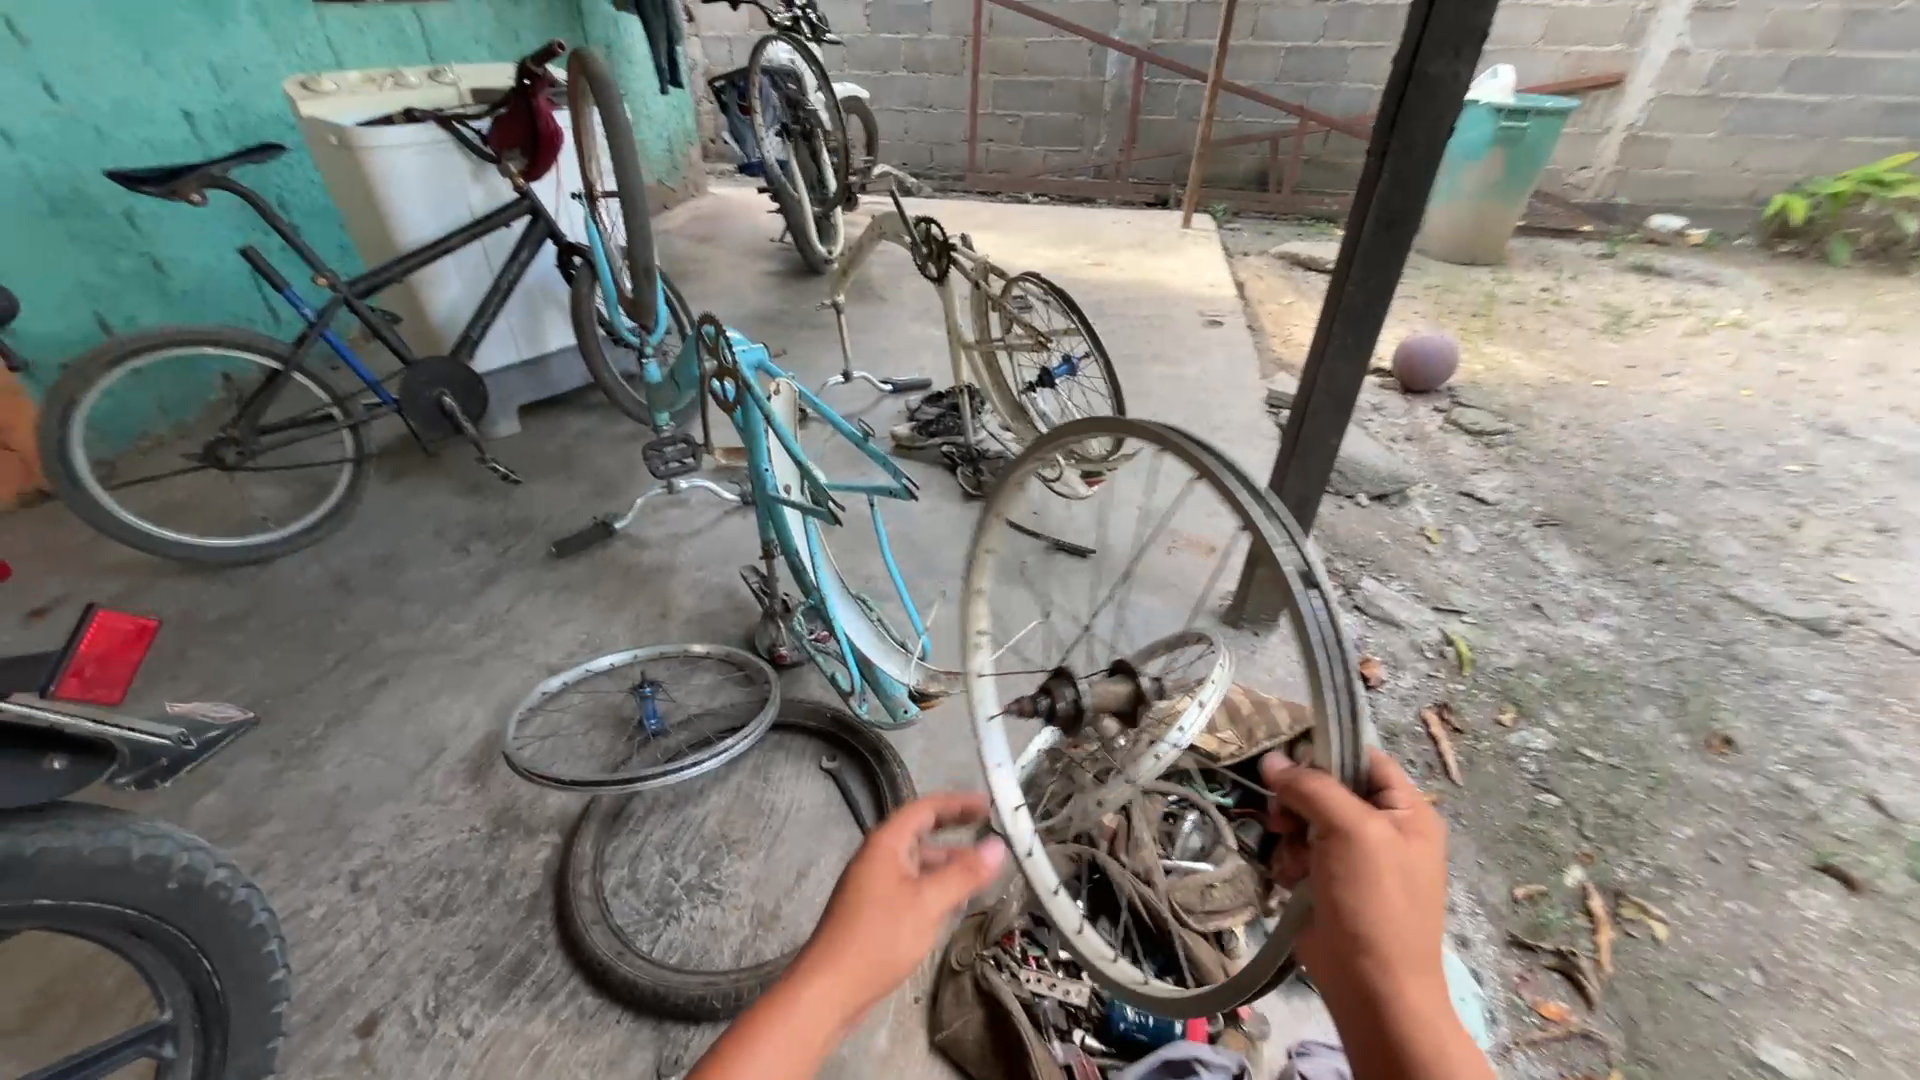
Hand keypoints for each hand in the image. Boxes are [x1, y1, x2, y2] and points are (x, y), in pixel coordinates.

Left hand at [791, 792, 1007, 1021]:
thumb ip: (964, 873)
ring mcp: (874, 882)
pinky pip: (911, 884)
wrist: (829, 988)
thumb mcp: (928, 903)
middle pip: (921, 832)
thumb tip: (998, 847)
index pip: (926, 808)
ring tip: (981, 871)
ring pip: (917, 862)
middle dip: (955, 831)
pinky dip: (934, 885)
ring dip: (947, 862)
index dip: (958, 803)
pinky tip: (953, 902)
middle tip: (989, 832)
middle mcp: (878, 855)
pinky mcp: (874, 908)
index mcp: (887, 843)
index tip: (989, 804)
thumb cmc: (879, 938)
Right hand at [1261, 747, 1448, 1014]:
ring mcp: (1355, 857)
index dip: (1326, 753)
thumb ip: (1311, 786)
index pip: (1363, 758)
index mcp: (1407, 812)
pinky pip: (1299, 850)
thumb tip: (1271, 759)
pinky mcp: (1329, 880)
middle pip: (1327, 787)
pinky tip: (1290, 879)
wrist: (1372, 985)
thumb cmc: (1374, 900)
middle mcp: (1383, 829)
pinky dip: (1289, 860)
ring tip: (1289, 854)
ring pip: (1306, 818)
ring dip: (1290, 833)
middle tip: (1282, 815)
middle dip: (1298, 798)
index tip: (1288, 759)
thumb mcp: (1351, 829)